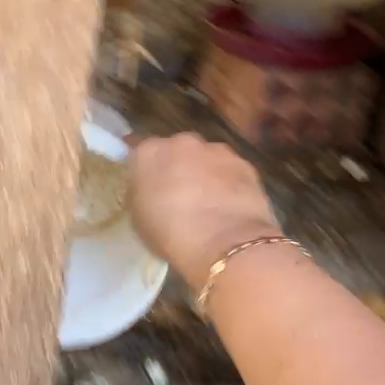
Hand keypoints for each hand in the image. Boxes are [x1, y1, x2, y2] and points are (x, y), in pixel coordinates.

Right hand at [128, 133, 281, 290]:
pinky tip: (230, 207)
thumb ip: (142, 193)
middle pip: (176, 151)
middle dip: (177, 167)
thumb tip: (151, 190)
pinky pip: (231, 171)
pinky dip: (229, 184)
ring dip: (205, 174)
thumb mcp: (139, 218)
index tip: (147, 188)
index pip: (140, 153)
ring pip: (207, 158)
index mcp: (149, 152)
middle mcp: (182, 142)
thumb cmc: (170, 233)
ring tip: (208, 205)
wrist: (224, 242)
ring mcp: (217, 151)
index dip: (144, 171)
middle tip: (178, 196)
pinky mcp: (246, 164)